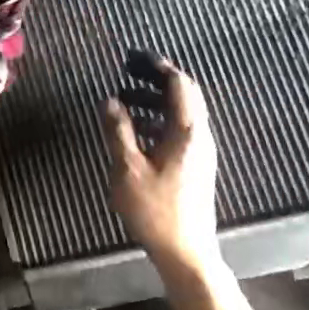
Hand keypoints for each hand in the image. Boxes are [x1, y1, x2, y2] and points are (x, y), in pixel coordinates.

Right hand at [102, 62, 220, 264]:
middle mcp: (198, 137)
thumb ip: (118, 130)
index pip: (180, 86)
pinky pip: (175, 130)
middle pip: (184, 97)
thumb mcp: (128, 167)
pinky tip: (133, 129)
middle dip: (156, 80)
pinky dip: (155, 120)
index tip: (135, 58)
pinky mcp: (192, 165)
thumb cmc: (156, 208)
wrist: (185, 251)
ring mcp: (198, 152)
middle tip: (127, 73)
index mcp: (187, 132)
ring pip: (179, 114)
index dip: (159, 68)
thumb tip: (110, 101)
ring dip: (153, 101)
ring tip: (123, 99)